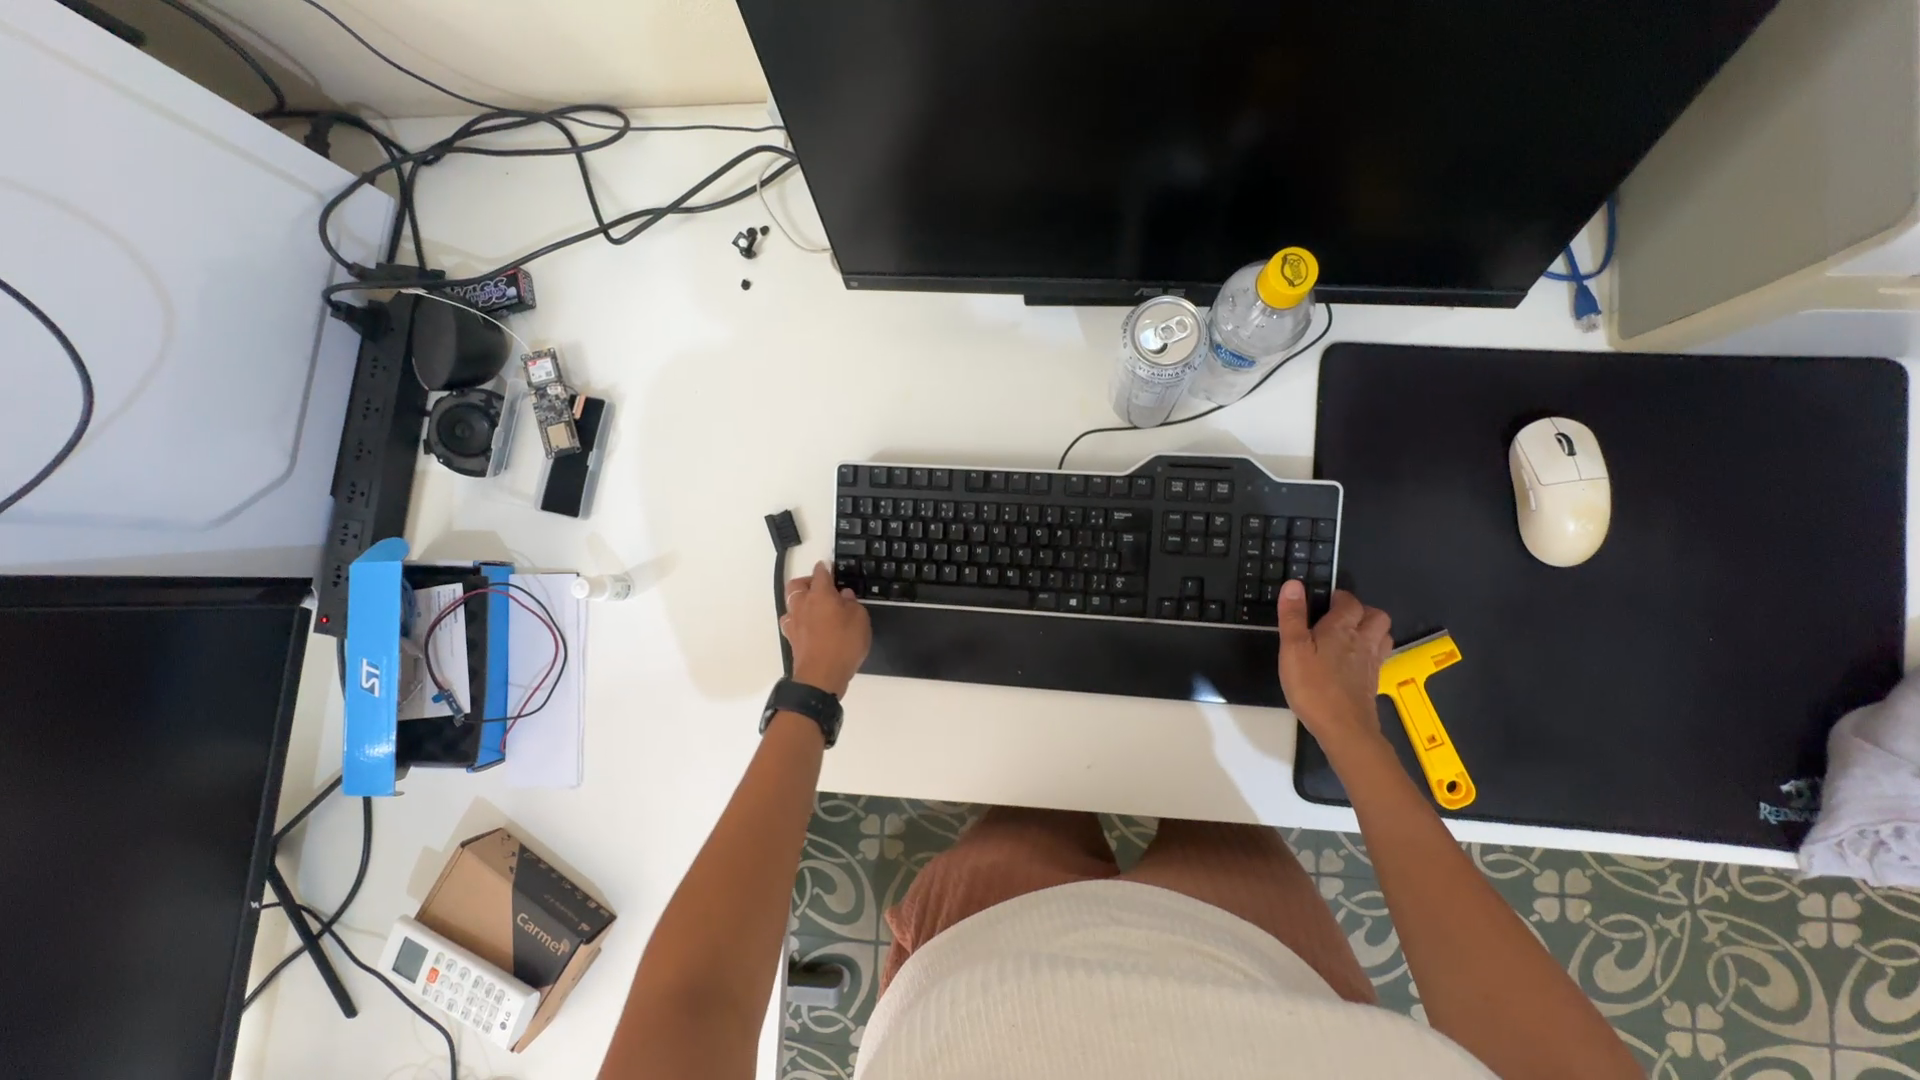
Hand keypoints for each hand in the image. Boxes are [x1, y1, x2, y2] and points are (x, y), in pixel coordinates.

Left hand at [782, 561, 870, 697]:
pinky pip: (792, 622)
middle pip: (797, 584)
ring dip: (801, 600)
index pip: (820, 573)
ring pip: (791, 602)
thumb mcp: (860, 620)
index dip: (826, 568)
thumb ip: (852, 604)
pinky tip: (808, 625)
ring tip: (815, 606)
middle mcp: (803, 604)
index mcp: (820, 594)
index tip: (828, 566)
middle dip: (806, 581)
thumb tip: (844, 596)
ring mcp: (794, 622)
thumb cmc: (843, 644)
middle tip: (820, 586)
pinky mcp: (791, 639)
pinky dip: (799, 619)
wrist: (821, 676)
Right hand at [1276, 580, 1393, 757]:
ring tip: (1349, 635)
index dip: (1336, 597)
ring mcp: (1372, 662)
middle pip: (1375, 615)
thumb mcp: (1292, 649)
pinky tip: (1353, 660)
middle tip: (1338, 618)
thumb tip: (1294, 584)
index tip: (1321, 602)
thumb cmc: (1313, 686)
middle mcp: (1363, 640)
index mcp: (1342, 628)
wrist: (1344, 729)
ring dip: (1370, 629)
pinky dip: (1369, 650)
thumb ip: (1293, 616)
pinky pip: (1379, 655)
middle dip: (1360, 611)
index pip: (1348, 601)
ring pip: (1383, 634)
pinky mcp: (1373, 680)